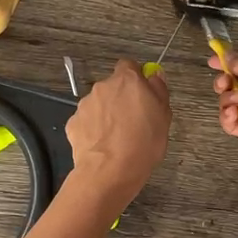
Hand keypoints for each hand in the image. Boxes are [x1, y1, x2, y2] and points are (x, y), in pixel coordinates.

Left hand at [67, 59, 170, 200]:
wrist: (110, 171)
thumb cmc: (143, 144)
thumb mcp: (164, 116)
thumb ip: (159, 90)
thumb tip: (155, 76)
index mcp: (127, 80)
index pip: (129, 65)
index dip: (136, 77)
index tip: (143, 93)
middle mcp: (103, 87)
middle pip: (113, 86)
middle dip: (121, 99)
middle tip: (133, 121)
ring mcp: (85, 105)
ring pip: (99, 104)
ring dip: (107, 114)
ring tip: (117, 138)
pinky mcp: (73, 123)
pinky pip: (86, 121)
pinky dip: (93, 130)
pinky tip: (103, 146)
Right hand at [210, 52, 237, 156]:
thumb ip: (237, 59)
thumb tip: (227, 56)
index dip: (226, 62)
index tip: (212, 63)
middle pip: (232, 84)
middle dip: (223, 82)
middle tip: (226, 83)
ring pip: (228, 102)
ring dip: (228, 99)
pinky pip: (230, 122)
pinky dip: (229, 117)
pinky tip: (235, 114)